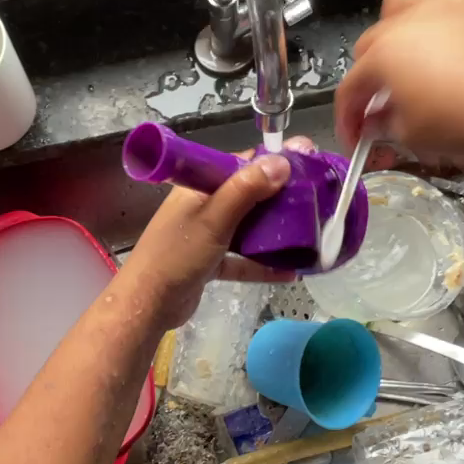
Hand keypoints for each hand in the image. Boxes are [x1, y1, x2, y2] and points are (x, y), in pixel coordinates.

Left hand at [118, 144, 303, 329]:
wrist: (147, 305)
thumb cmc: (176, 256)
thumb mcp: (213, 219)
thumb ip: (245, 190)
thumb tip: (280, 162)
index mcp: (198, 186)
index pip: (240, 163)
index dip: (272, 160)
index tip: (305, 159)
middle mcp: (202, 206)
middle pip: (248, 195)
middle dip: (280, 197)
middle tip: (316, 197)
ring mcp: (205, 235)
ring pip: (247, 228)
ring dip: (274, 232)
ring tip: (309, 232)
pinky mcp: (209, 263)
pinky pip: (242, 259)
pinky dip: (262, 264)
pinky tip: (290, 272)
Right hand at [335, 0, 463, 166]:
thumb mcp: (415, 137)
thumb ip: (385, 127)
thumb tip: (377, 122)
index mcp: (383, 54)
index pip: (351, 88)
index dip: (347, 120)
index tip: (355, 144)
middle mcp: (408, 20)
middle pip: (370, 46)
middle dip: (368, 80)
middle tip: (379, 111)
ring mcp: (447, 3)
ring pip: (402, 3)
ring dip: (393, 29)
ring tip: (404, 57)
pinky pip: (448, 0)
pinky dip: (440, 18)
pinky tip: (449, 42)